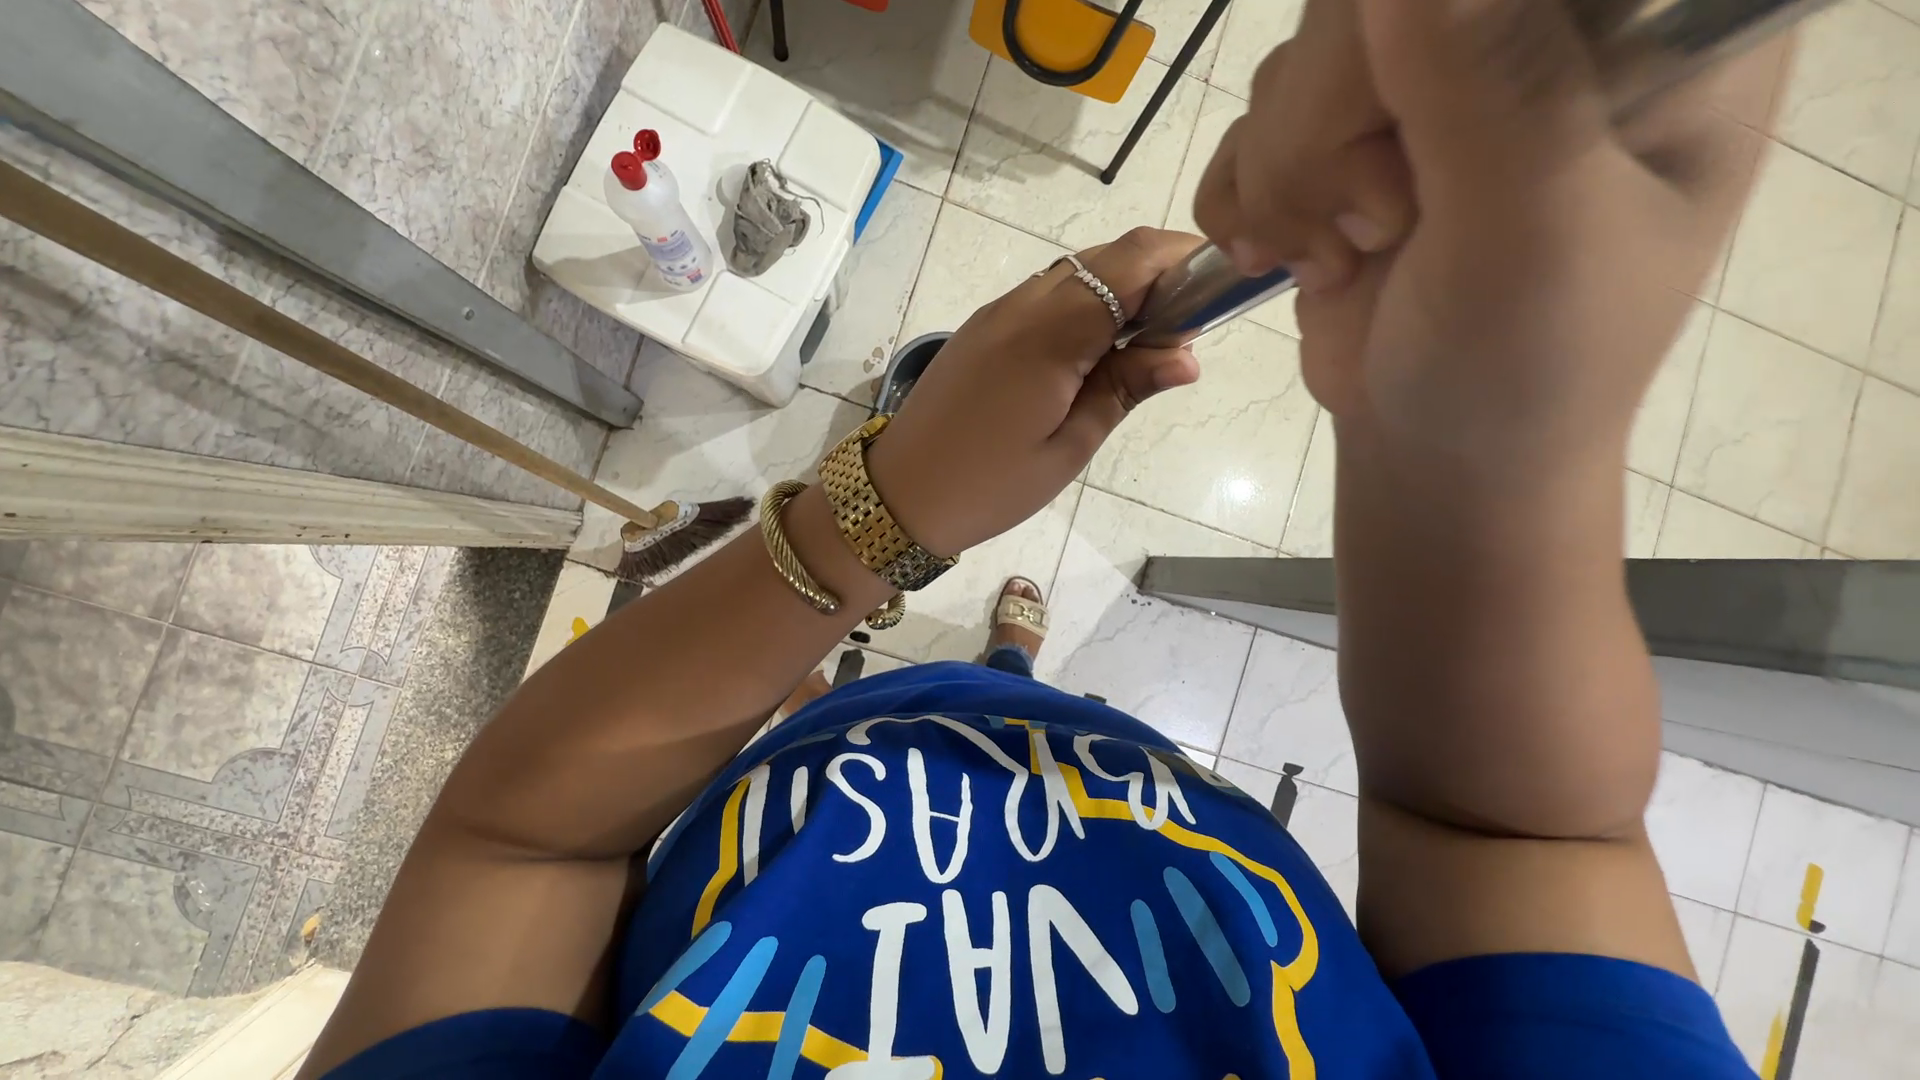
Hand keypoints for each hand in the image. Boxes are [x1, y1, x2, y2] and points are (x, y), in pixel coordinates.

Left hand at [863, 228, 1202, 556]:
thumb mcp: (1068, 447)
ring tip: (1144, 343)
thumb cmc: (990, 486)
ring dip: (1118, 288)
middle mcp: (1022, 305)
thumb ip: (1127, 389)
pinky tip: (1095, 349)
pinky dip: (1082, 303)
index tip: (1217, 291)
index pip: (1132, 263)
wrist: (897, 495)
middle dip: (1156, 273)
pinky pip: (1044, 294)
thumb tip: (1187, 355)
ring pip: (1073, 272)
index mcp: (1051, 334)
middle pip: (1105, 256)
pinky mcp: (981, 328)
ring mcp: (997, 313)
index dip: (1182, 261)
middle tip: (1183, 329)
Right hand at [1219, 0, 1775, 476]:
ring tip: (1341, 261)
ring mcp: (1417, 98)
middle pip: (1361, 9)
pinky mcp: (1336, 157)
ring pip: (1292, 69)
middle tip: (1376, 226)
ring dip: (1286, 185)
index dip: (1419, 37)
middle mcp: (1522, 40)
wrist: (1438, 452)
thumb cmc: (1521, 364)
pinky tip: (1286, 256)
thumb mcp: (1531, 229)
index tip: (1409, 140)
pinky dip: (1241, 202)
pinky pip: (1246, 129)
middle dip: (1331, 132)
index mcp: (1634, 24)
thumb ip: (1485, 80)